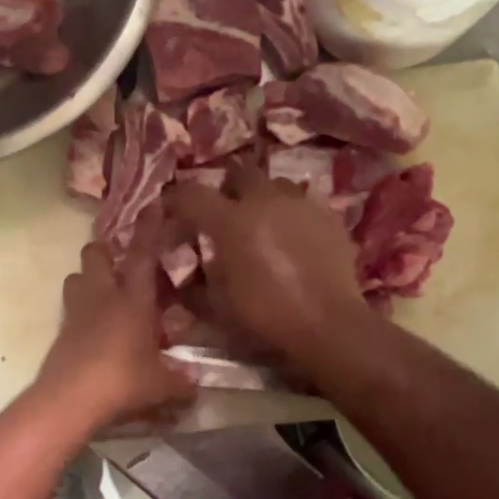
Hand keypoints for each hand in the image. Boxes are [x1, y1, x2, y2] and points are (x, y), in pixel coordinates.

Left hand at [35, 211, 196, 426]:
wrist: (69, 400)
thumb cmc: (123, 381)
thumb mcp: (161, 386)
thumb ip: (181, 381)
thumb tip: (196, 383)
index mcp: (132, 299)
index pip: (142, 254)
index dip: (149, 229)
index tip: (152, 204)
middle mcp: (102, 296)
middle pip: (95, 253)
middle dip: (107, 251)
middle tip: (123, 264)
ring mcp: (77, 312)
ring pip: (76, 277)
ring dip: (89, 279)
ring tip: (107, 296)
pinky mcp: (61, 332)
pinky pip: (71, 309)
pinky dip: (82, 311)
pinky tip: (96, 330)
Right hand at [165, 167, 374, 359]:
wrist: (327, 325)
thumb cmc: (265, 317)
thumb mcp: (217, 307)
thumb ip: (194, 284)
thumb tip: (184, 275)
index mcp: (230, 221)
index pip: (191, 195)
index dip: (175, 200)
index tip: (169, 212)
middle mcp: (264, 200)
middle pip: (238, 173)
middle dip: (226, 189)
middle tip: (223, 215)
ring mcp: (300, 204)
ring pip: (275, 184)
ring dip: (262, 198)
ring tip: (262, 223)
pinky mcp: (328, 216)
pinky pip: (303, 203)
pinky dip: (291, 215)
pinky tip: (293, 239)